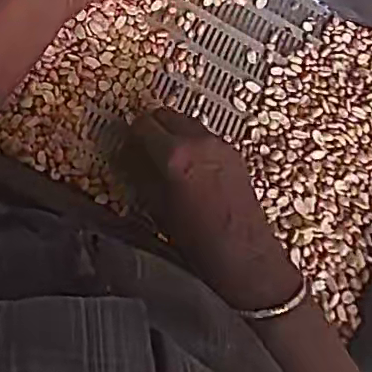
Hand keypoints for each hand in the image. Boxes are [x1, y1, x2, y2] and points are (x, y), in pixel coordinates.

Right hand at [121, 109, 301, 311]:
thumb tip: (129, 157)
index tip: (127, 142)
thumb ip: (141, 175)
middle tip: (142, 145)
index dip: (131, 132)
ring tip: (165, 158)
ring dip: (173, 133)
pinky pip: (205, 137)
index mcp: (175, 154)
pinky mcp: (234, 154)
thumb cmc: (198, 240)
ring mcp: (220, 145)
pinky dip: (193, 143)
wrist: (244, 256)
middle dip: (152, 127)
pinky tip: (189, 166)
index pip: (144, 124)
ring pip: (188, 123)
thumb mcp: (158, 208)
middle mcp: (199, 141)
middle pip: (167, 115)